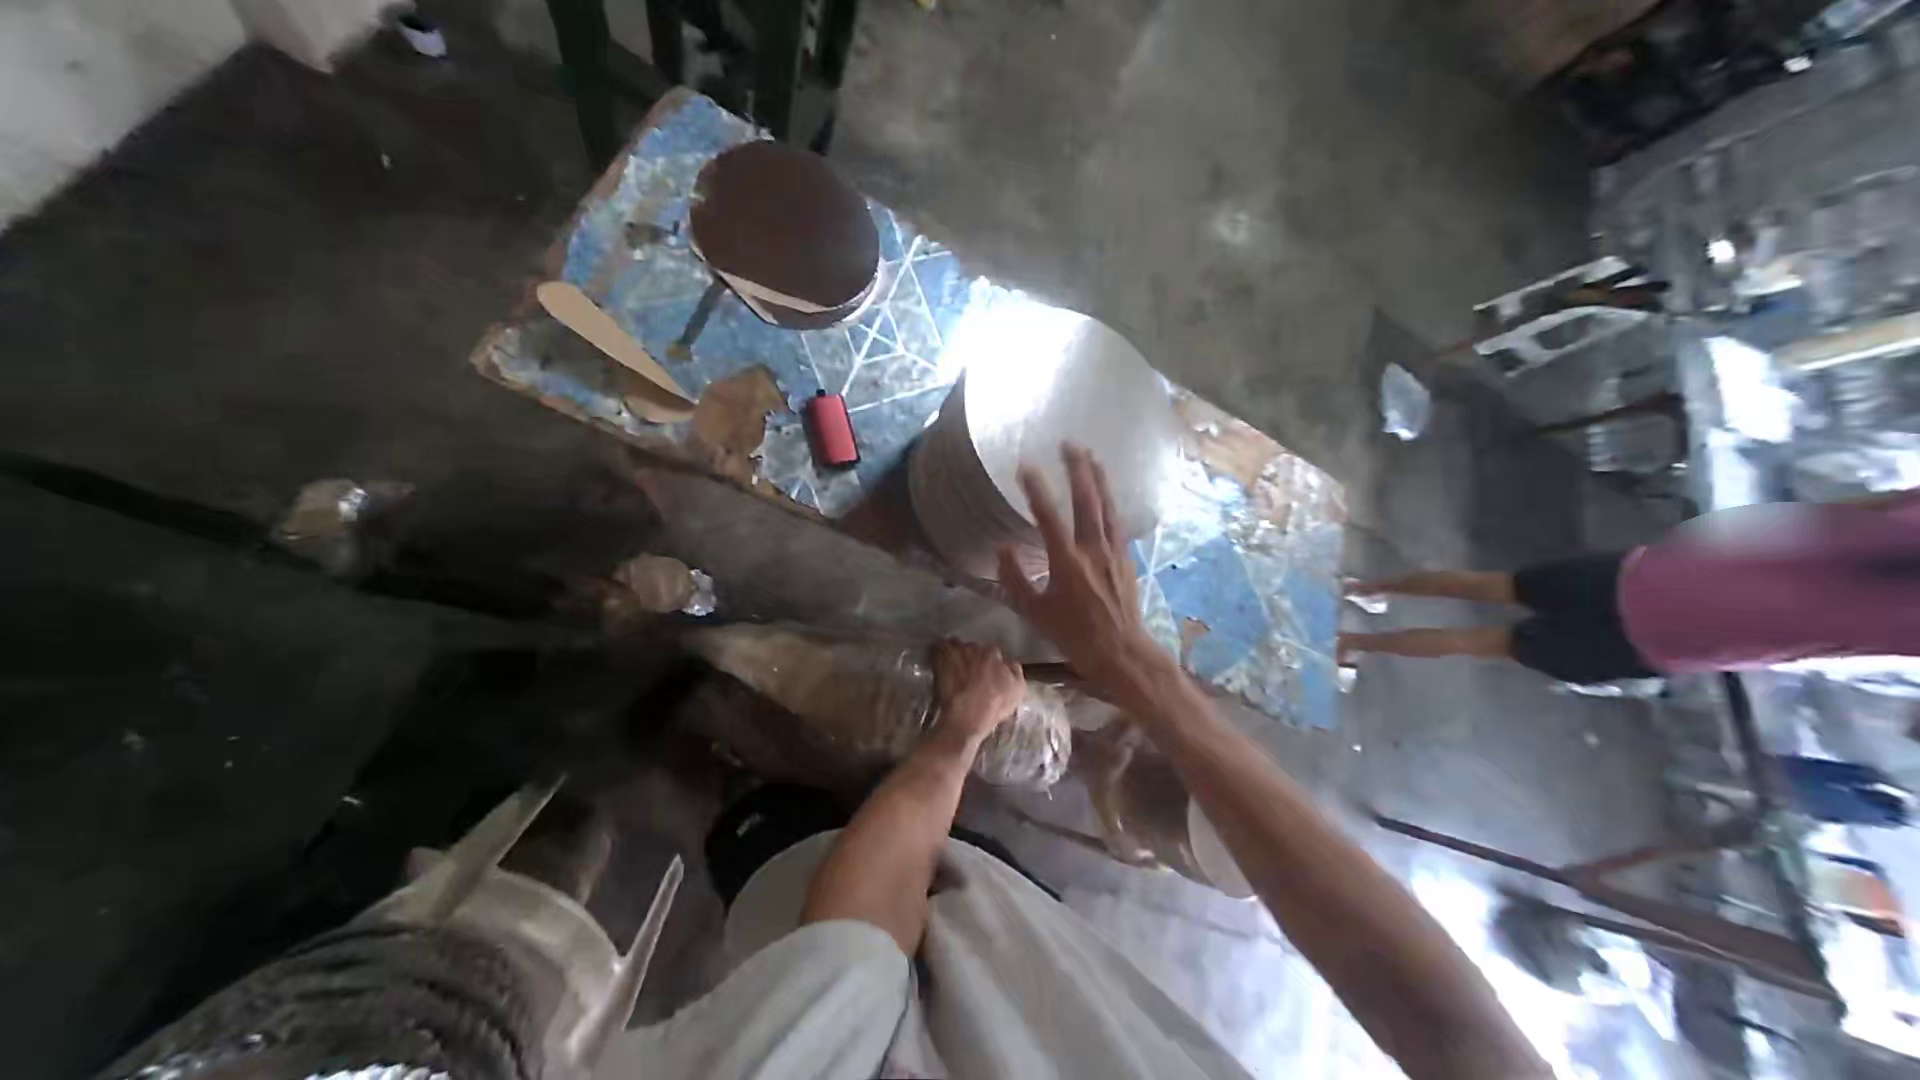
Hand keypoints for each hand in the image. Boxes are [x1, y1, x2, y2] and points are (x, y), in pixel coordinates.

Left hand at [933, 638, 1025, 742]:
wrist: (966, 716)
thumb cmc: (993, 707)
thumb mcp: (1017, 692)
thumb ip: (1015, 672)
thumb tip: (1010, 663)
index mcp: (1000, 657)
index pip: (998, 655)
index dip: (994, 665)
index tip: (990, 674)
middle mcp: (983, 649)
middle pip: (980, 650)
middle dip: (977, 659)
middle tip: (974, 674)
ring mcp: (964, 650)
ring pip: (963, 646)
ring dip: (962, 654)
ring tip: (958, 667)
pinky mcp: (947, 655)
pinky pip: (945, 644)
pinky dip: (945, 648)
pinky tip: (944, 656)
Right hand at [998, 444, 1169, 703]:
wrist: (1122, 653)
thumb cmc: (1074, 636)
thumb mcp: (1035, 614)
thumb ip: (1015, 580)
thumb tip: (1002, 550)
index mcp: (1067, 563)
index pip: (1049, 517)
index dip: (1036, 489)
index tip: (1025, 466)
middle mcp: (1093, 550)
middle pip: (1086, 501)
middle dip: (1077, 470)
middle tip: (1068, 444)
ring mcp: (1113, 552)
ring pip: (1107, 507)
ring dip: (1099, 479)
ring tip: (1091, 455)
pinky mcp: (1126, 558)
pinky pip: (1117, 522)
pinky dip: (1110, 502)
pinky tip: (1107, 492)